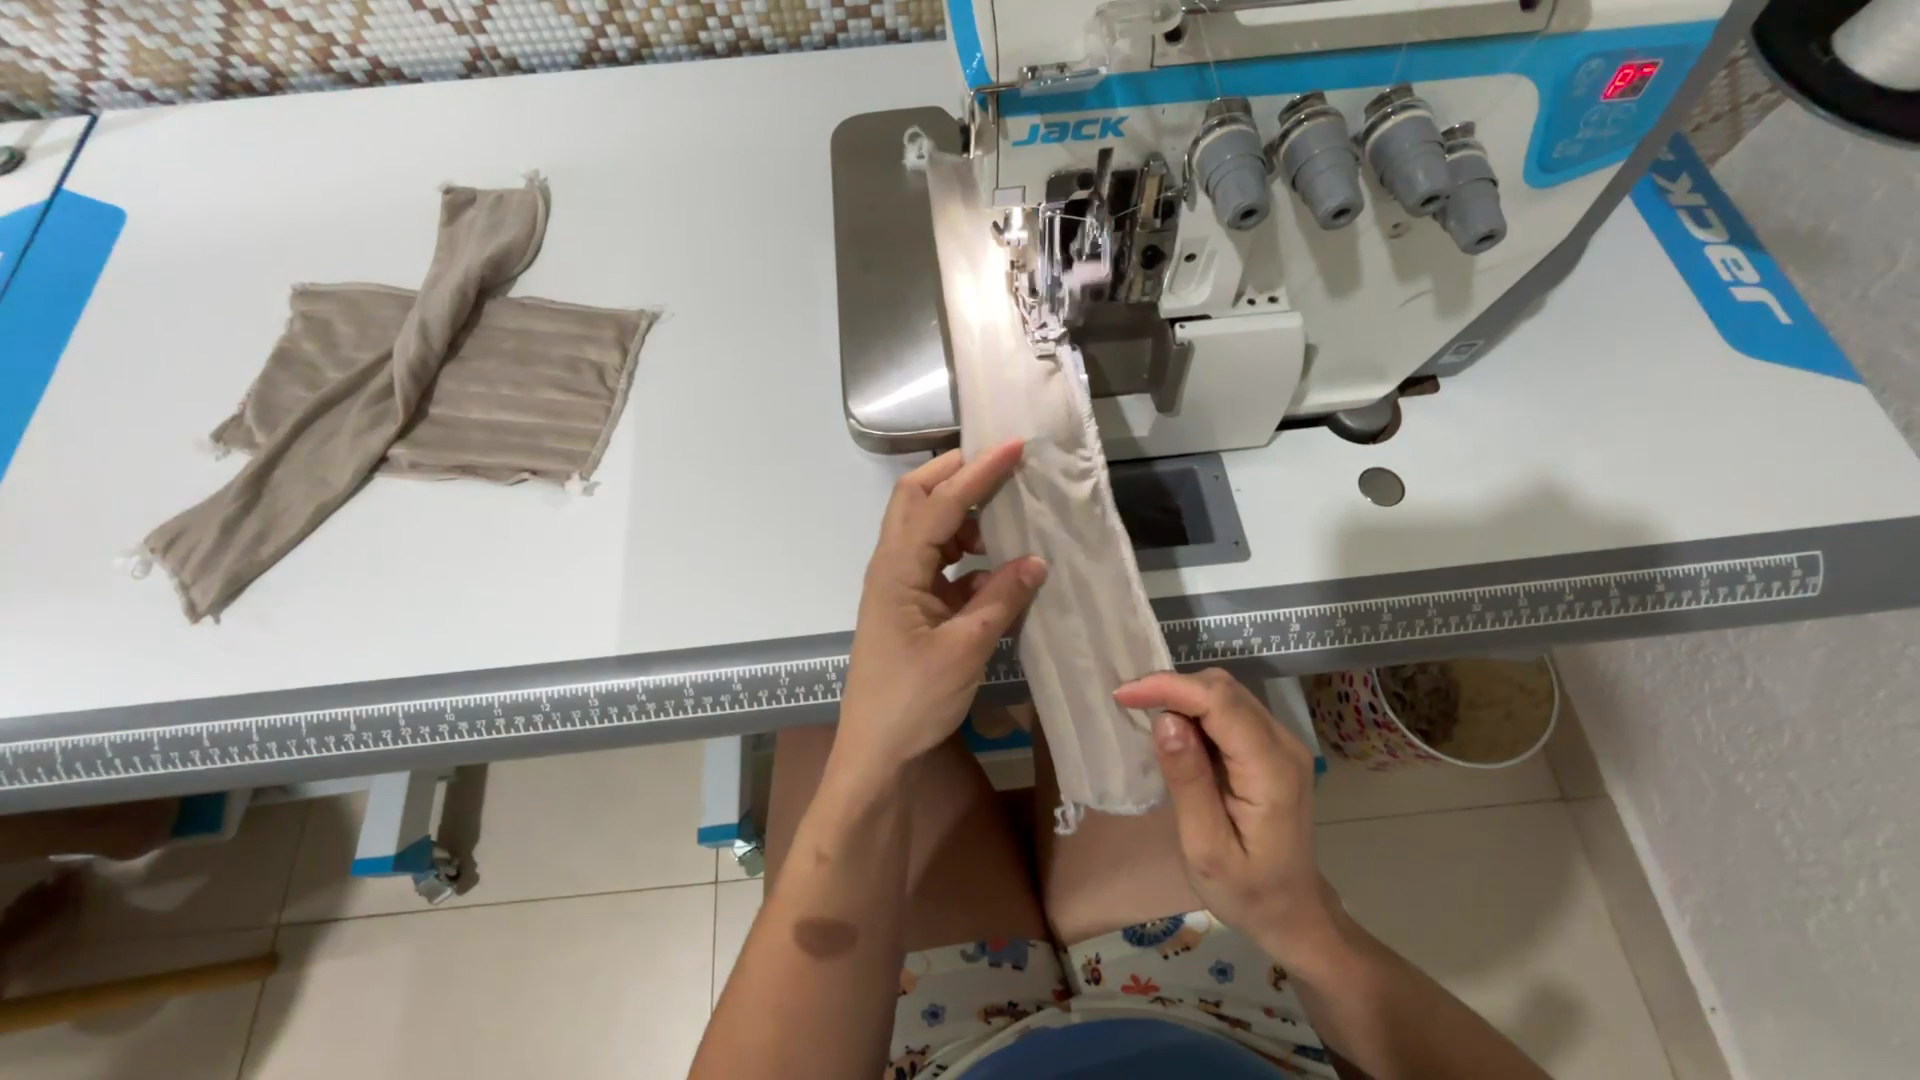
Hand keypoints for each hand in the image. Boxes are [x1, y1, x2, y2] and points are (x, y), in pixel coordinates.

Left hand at [836, 439, 1048, 773]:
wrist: (876, 753)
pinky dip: (967, 558)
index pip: (940, 504)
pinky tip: (998, 570)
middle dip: (955, 476)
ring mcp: (897, 588)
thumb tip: (1036, 561)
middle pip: (915, 500)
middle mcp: (891, 568)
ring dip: (962, 517)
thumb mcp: (965, 649)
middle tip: (1001, 467)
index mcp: (896, 569)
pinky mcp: (909, 608)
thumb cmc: (913, 701)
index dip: (978, 473)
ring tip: (1005, 520)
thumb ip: (1001, 599)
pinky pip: (938, 566)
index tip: (1014, 447)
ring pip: (927, 531)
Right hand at [1114, 669, 1339, 963]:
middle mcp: (1284, 745)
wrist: (1292, 912)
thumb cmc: (1246, 890)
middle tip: (1129, 707)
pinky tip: (1175, 731)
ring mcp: (1282, 744)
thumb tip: (1166, 721)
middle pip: (1225, 689)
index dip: (1170, 688)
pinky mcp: (1272, 748)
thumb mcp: (1205, 848)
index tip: (1123, 696)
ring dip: (1183, 696)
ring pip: (1227, 693)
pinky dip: (1197, 709)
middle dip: (1173, 687)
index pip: (1220, 703)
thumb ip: (1188, 781)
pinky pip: (1231, 710)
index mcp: (1271, 771)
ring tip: (1145, 716)